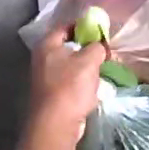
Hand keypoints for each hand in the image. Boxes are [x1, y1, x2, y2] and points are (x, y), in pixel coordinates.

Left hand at [25, 27, 106, 144]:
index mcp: (47, 45)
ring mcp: (46, 78)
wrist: (56, 123)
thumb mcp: (90, 60)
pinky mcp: (53, 94)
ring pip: (71, 66)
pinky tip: (95, 88)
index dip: (84, 26)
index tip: (101, 31)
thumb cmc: (71, 86)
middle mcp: (43, 59)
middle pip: (69, 47)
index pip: (66, 27)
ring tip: (104, 70)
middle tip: (106, 52)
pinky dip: (83, 82)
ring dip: (87, 67)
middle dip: (88, 49)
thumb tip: (100, 45)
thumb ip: (97, 47)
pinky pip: (71, 82)